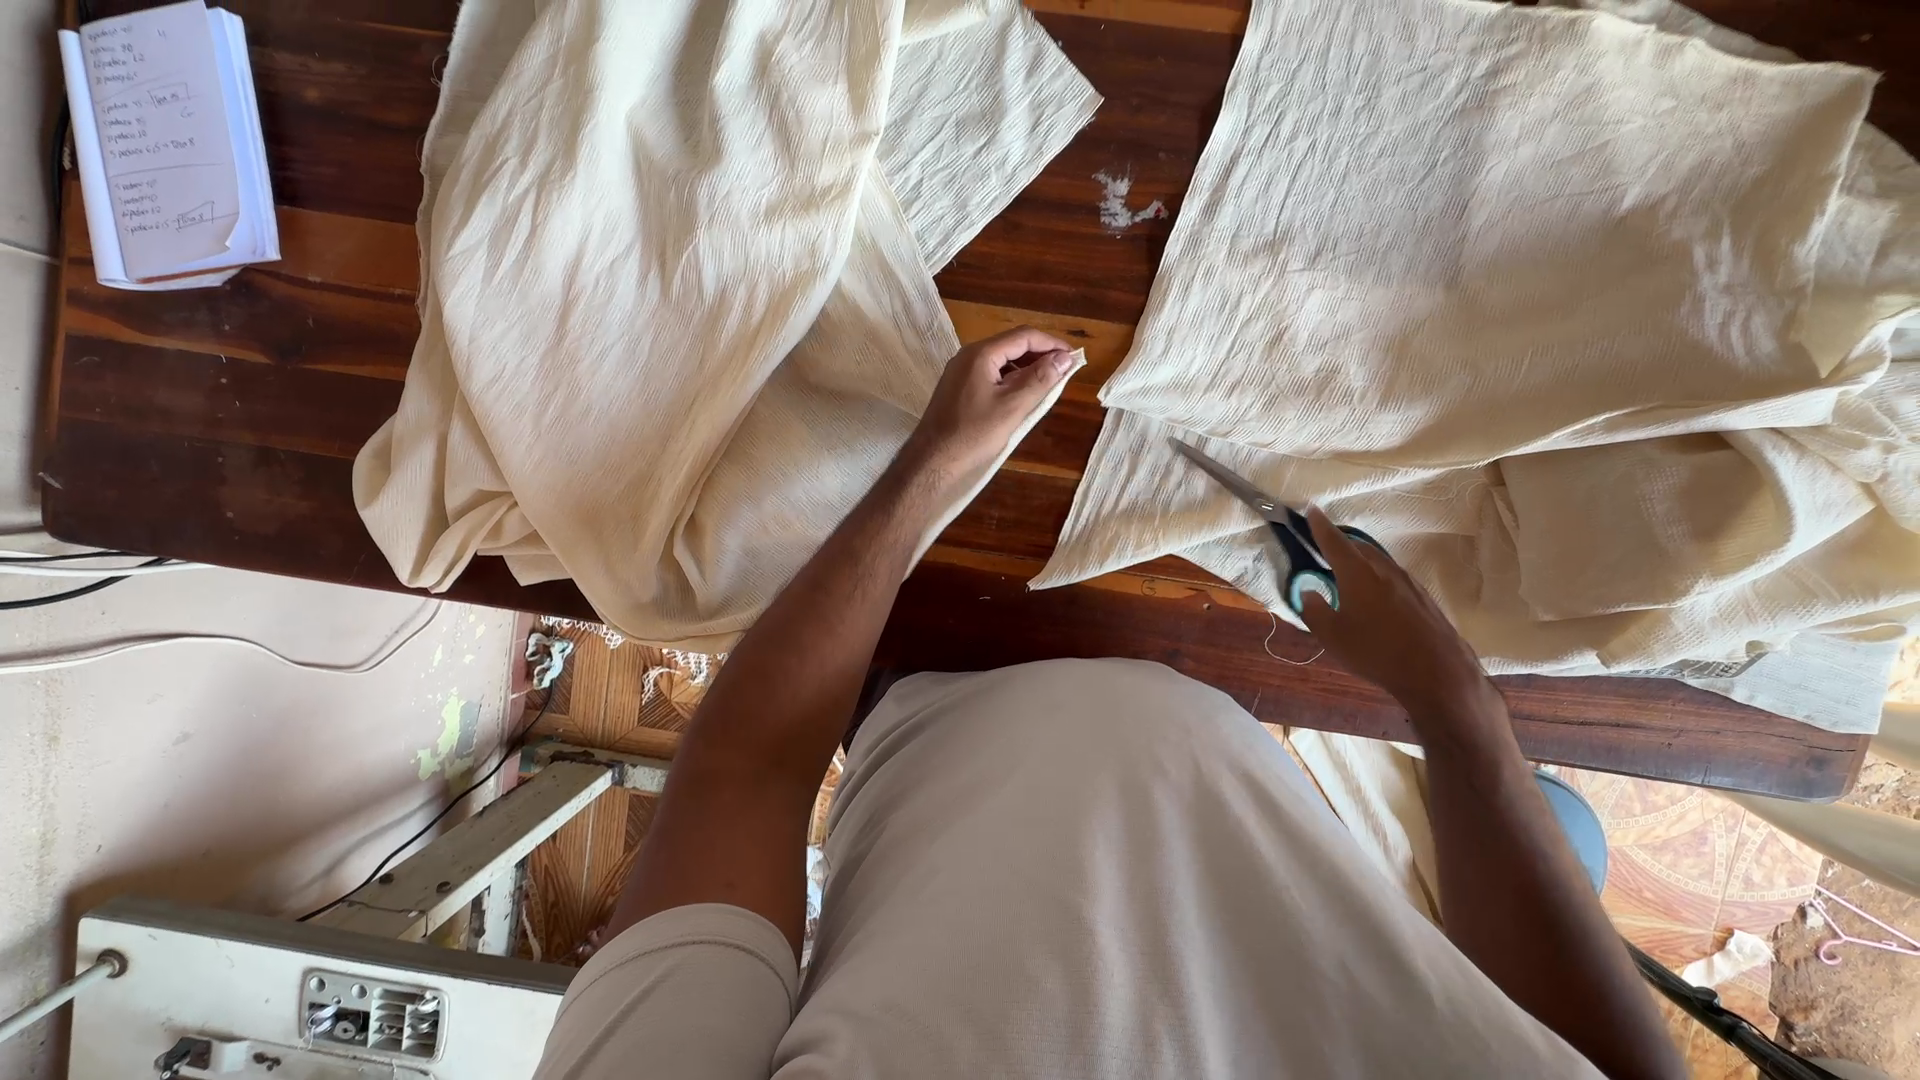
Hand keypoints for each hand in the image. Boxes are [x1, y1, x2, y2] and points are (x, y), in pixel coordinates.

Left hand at [900, 327, 1078, 487]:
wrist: (932, 461)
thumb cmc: (973, 435)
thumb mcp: (1013, 407)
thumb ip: (1040, 380)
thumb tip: (1064, 358)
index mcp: (981, 354)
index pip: (1024, 336)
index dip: (1052, 344)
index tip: (1073, 358)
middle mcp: (968, 356)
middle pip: (1011, 346)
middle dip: (1039, 356)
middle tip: (1063, 373)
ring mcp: (960, 372)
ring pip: (1001, 362)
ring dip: (1026, 370)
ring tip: (1047, 387)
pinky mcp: (957, 389)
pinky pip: (990, 376)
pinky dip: (1010, 381)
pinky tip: (1021, 398)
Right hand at [1297, 508, 1496, 719]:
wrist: (1437, 673)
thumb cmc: (1376, 652)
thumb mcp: (1332, 636)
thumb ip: (1314, 609)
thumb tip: (1308, 592)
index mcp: (1358, 574)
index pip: (1334, 542)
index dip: (1320, 526)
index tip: (1311, 509)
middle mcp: (1384, 570)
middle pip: (1358, 548)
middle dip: (1340, 544)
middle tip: (1323, 549)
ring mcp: (1408, 582)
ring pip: (1378, 562)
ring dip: (1360, 562)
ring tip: (1346, 574)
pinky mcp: (1423, 598)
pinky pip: (1392, 578)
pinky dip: (1376, 578)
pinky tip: (1374, 599)